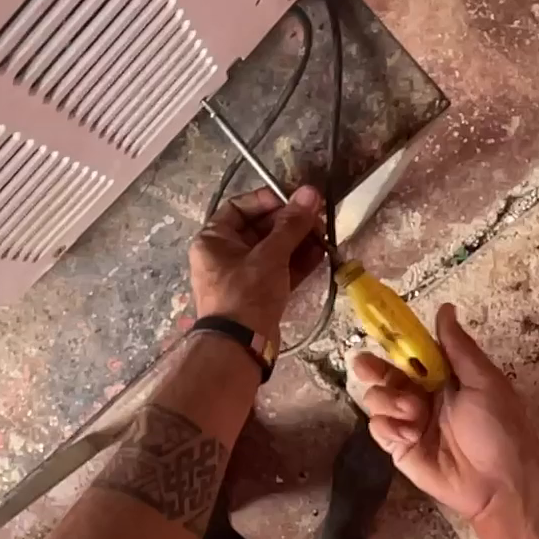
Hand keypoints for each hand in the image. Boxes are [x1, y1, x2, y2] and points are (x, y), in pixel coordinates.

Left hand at [190, 187, 326, 340]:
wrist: (240, 347)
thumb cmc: (246, 294)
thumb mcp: (269, 255)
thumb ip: (291, 224)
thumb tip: (310, 192)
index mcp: (213, 240)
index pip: (239, 207)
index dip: (267, 200)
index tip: (293, 200)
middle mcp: (224, 255)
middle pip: (259, 228)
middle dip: (290, 223)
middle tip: (317, 218)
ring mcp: (242, 276)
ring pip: (273, 250)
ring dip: (298, 241)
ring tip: (325, 234)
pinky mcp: (259, 294)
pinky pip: (279, 270)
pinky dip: (297, 262)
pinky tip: (321, 252)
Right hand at [351, 304, 538, 520]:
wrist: (499, 483)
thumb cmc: (500, 428)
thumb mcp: (484, 382)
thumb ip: (458, 348)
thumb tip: (445, 308)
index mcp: (443, 377)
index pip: (410, 354)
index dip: (393, 344)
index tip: (379, 335)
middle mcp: (421, 396)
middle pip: (384, 374)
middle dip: (372, 369)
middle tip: (366, 367)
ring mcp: (407, 422)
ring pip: (376, 399)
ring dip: (390, 401)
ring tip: (413, 415)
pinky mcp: (398, 447)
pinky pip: (378, 427)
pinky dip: (390, 427)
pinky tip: (411, 436)